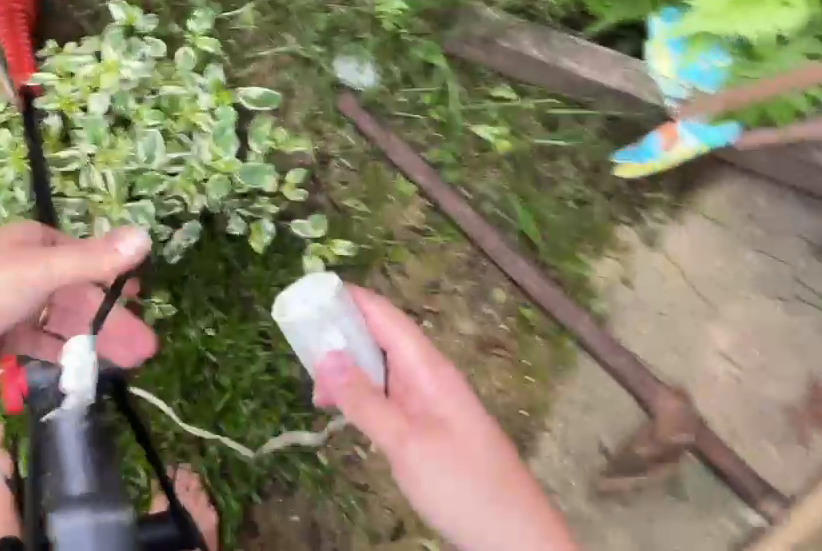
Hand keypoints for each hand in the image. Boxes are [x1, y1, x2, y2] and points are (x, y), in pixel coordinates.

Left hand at [0, 221, 157, 387]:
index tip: (140, 301)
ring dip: (93, 341)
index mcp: (31, 241)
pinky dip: (64, 355)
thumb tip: (145, 235)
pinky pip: (40, 343)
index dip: (111, 279)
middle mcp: (21, 268)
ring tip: (131, 365)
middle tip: (145, 349)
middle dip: (109, 320)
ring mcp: (9, 304)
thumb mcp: (44, 270)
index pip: (81, 256)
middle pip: (74, 294)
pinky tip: (88, 373)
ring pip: (61, 321)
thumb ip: (94, 259)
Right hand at [313, 286, 576, 550]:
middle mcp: (426, 375)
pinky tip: (342, 413)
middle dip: (336, 337)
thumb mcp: (406, 444)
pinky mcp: (426, 425)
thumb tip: (323, 354)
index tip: (304, 296)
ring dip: (344, 372)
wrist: (521, 544)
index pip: (381, 313)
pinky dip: (359, 396)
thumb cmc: (465, 487)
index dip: (344, 297)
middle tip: (301, 354)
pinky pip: (385, 394)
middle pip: (375, 336)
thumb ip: (363, 399)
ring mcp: (427, 401)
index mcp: (426, 367)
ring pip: (377, 367)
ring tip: (317, 395)